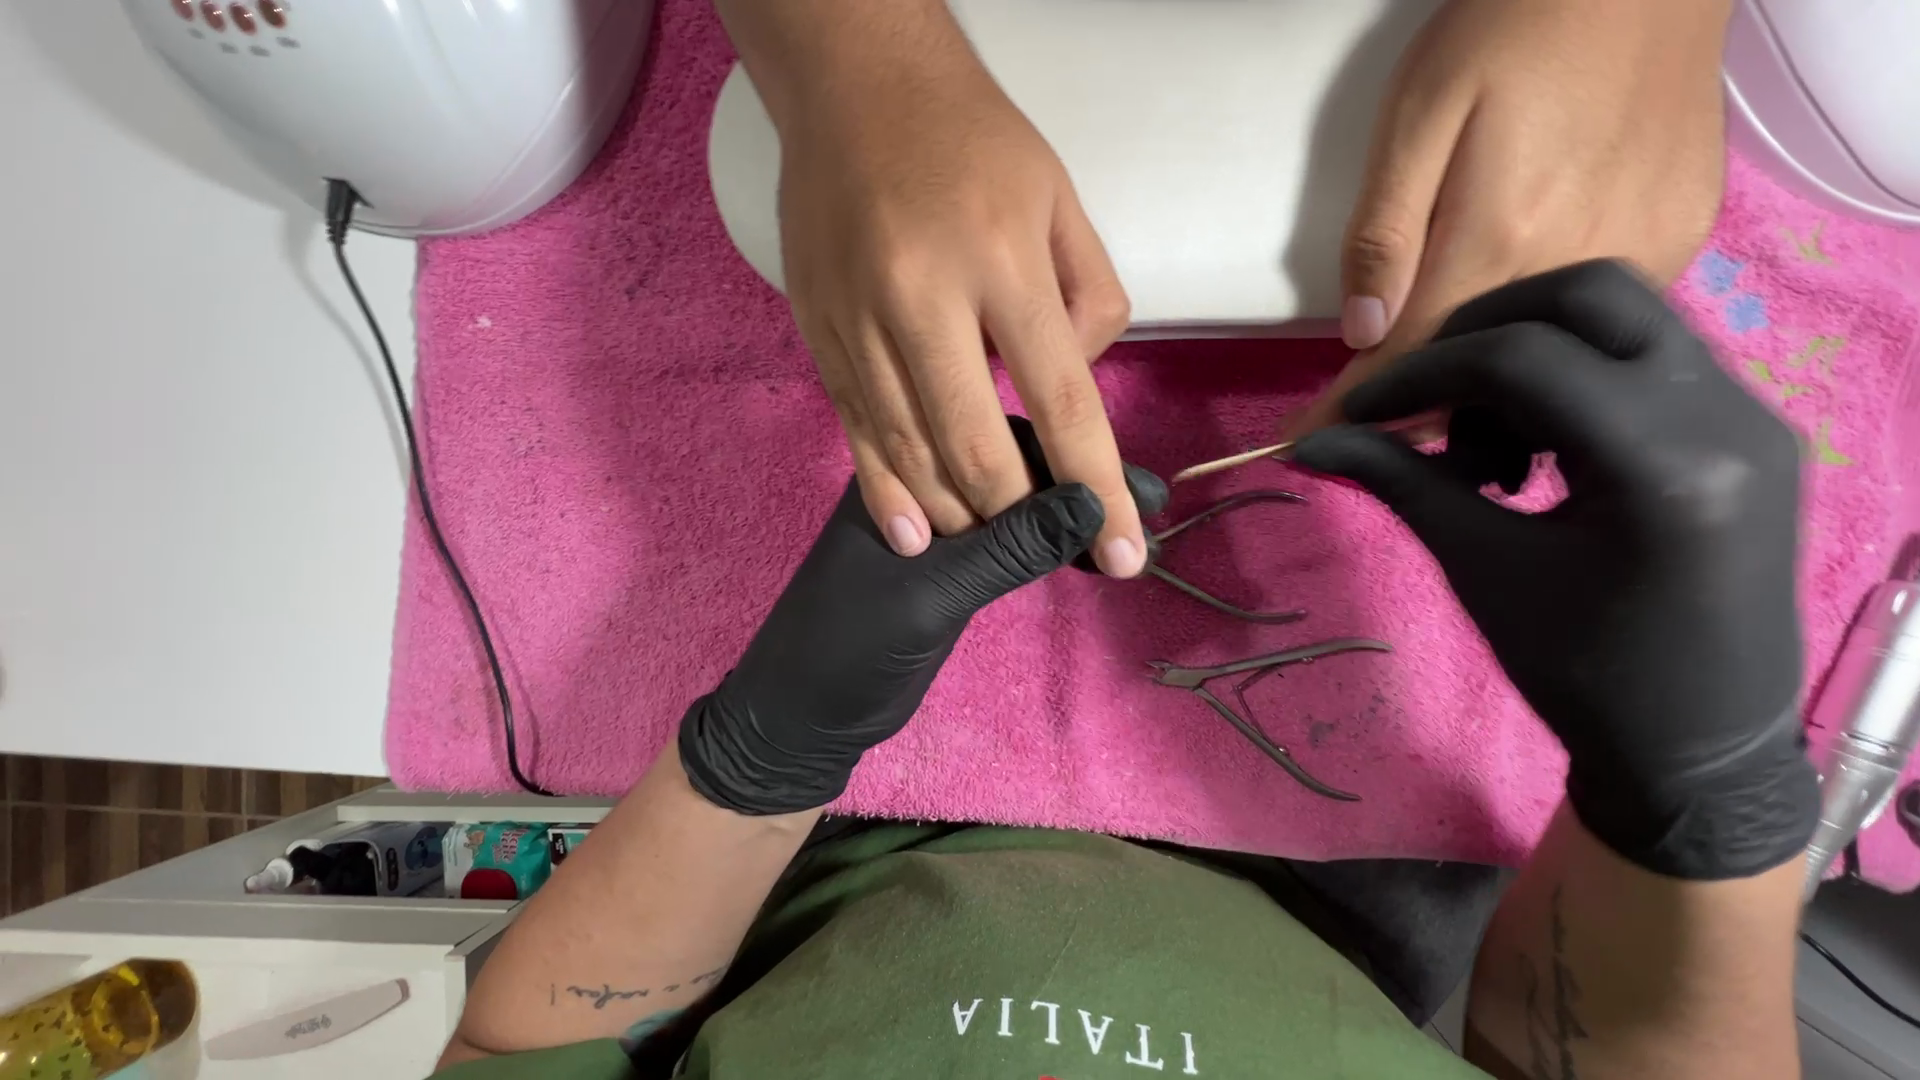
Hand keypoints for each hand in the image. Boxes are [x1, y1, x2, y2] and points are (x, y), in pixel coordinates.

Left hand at [677, 469, 1105, 814]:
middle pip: (1011, 468)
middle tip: (1148, 507)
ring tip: (1130, 530)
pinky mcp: (942, 567)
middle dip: (1079, 485)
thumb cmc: (849, 650)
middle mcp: (916, 486)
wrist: (799, 719)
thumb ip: (1008, 548)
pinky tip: (1081, 551)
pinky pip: (1002, 543)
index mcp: (899, 471)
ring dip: (1066, 517)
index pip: (995, 438)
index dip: (1067, 456)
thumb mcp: (932, 596)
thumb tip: (1092, 500)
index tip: (1133, 487)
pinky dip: (1043, 546)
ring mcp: (931, 527)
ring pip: (1011, 506)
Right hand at [771, 10, 1144, 576]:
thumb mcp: (1060, 201)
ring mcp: (859, 323)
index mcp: (1001, 261)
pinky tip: (913, 537)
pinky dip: (887, 493)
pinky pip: (856, 432)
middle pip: (975, 447)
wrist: (853, 89)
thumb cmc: (971, 142)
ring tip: (988, 546)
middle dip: (1017, 517)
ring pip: (910, 451)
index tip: (1120, 554)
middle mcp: (922, 299)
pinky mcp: (819, 335)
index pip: (1062, 400)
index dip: (1096, 489)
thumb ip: (1090, 300)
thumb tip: (1076, 384)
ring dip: (957, 515)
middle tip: (1045, 546)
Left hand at [1289, 0, 1730, 436]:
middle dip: (1402, 411)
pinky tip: (1503, 338)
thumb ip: (1384, 236)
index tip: (1302, 446)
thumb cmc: (1508, 33)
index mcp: (1497, 242)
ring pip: (1532, 367)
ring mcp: (1638, 258)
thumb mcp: (1414, 125)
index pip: (1404, 363)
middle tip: (1357, 417)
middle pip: (1468, 380)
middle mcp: (1573, 268)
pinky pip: (1585, 326)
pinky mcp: (1678, 240)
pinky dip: (1533, 348)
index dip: (1347, 411)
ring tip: (1420, 388)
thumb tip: (1362, 333)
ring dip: (1466, 390)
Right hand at [1294, 261, 1818, 879]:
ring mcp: (1748, 413)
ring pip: (1619, 317)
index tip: (1359, 411)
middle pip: (1586, 294)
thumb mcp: (1478, 567)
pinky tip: (1532, 451)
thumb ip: (1398, 482)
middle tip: (1422, 394)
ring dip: (1524, 355)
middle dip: (1478, 331)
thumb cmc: (1578, 668)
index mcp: (1661, 462)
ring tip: (1482, 445)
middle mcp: (1725, 412)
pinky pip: (1643, 359)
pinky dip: (1566, 380)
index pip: (1518, 358)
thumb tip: (1307, 444)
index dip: (1419, 373)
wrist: (1694, 741)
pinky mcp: (1745, 428)